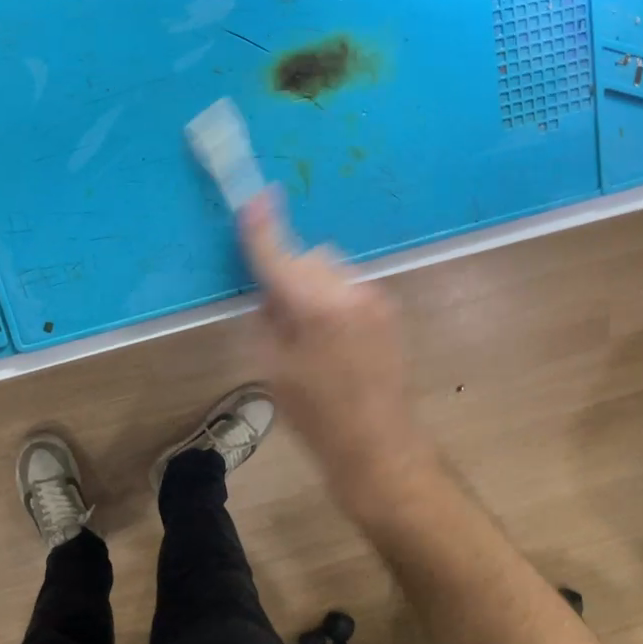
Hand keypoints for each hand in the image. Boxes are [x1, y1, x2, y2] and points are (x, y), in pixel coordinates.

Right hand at [237, 189, 432, 504]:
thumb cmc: (316, 417)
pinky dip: (332, 300)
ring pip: (330, 270)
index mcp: (317, 307)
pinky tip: (333, 340)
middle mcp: (351, 291)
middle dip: (290, 274)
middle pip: (309, 257)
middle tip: (278, 317)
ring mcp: (376, 299)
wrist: (379, 447)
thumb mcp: (273, 369)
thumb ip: (268, 317)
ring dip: (312, 286)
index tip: (254, 196)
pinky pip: (348, 288)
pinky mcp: (388, 311)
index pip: (280, 256)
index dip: (262, 228)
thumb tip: (270, 287)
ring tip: (308, 334)